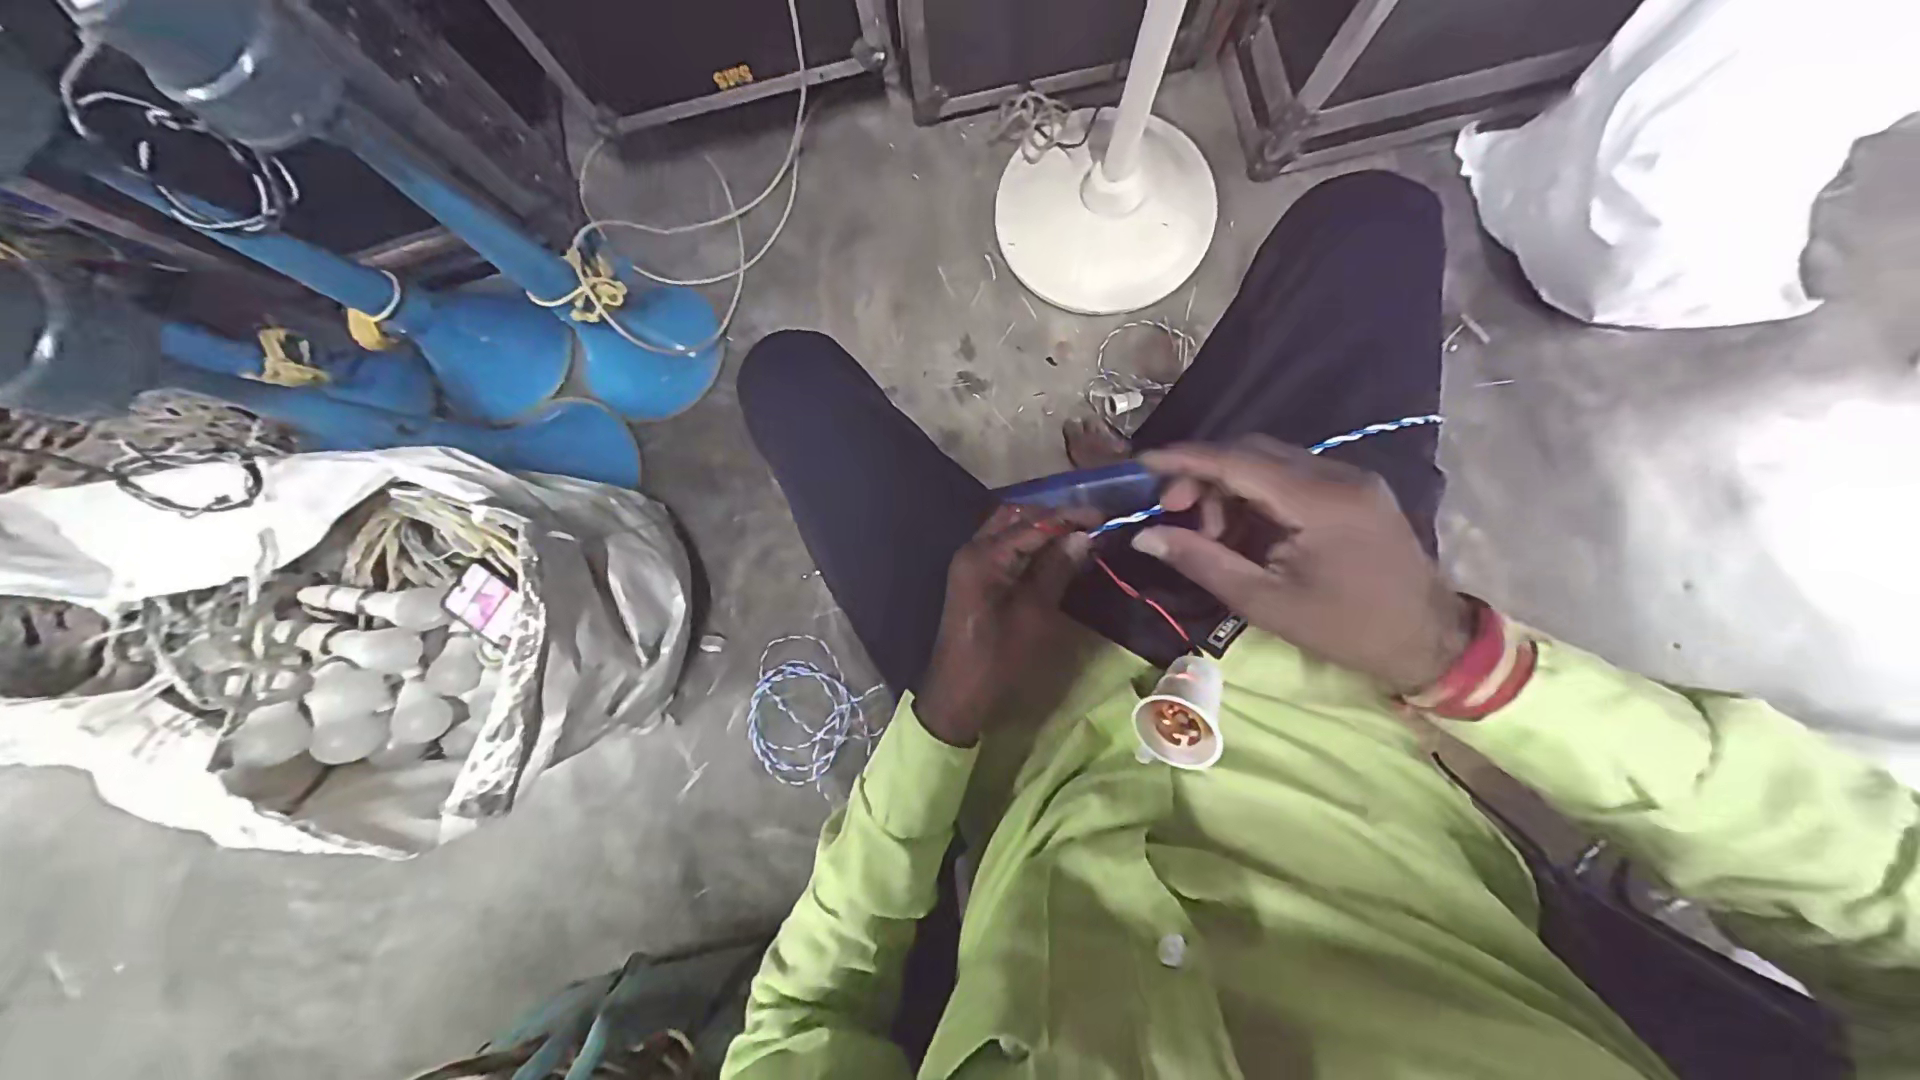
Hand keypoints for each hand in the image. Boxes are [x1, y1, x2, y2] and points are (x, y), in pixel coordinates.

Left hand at [917, 505, 1092, 745]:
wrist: (957, 693)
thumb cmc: (997, 659)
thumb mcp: (1033, 614)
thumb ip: (1056, 570)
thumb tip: (1084, 536)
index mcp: (984, 557)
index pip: (1032, 524)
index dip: (1069, 518)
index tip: (1104, 517)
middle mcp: (973, 549)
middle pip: (1016, 517)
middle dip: (1054, 516)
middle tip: (1091, 524)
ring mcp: (970, 562)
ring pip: (1008, 528)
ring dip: (1041, 527)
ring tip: (1077, 534)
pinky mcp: (974, 576)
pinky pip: (1003, 545)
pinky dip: (1028, 542)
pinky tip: (1054, 551)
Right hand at [1132, 436, 1470, 693]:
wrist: (1428, 639)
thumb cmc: (1343, 628)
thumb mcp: (1263, 602)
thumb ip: (1201, 561)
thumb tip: (1145, 535)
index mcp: (1318, 500)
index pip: (1236, 460)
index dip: (1183, 458)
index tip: (1142, 462)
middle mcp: (1336, 474)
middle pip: (1250, 451)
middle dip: (1202, 475)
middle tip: (1173, 513)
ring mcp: (1349, 478)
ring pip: (1267, 460)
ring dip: (1227, 486)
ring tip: (1210, 533)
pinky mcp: (1352, 489)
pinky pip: (1288, 475)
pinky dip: (1253, 494)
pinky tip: (1242, 529)